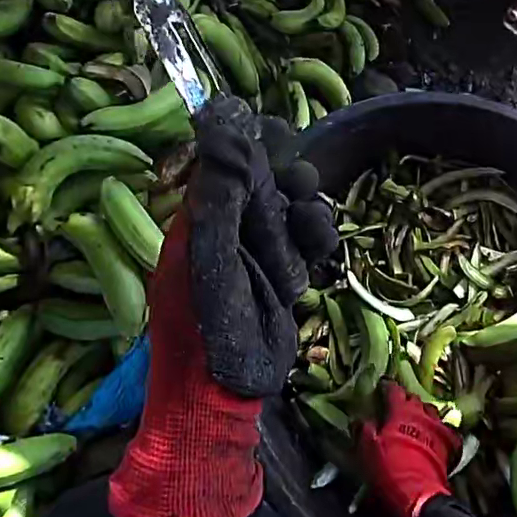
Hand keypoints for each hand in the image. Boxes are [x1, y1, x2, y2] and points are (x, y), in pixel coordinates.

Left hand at [187, 96, 338, 397]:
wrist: (226, 392)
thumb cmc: (204, 323)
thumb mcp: (208, 253)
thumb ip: (220, 192)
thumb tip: (223, 124)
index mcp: (198, 216)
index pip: (226, 161)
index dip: (251, 142)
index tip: (279, 130)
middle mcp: (227, 227)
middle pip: (265, 181)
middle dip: (284, 179)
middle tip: (299, 181)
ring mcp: (256, 250)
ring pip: (291, 209)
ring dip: (302, 215)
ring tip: (307, 224)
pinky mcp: (282, 271)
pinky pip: (305, 240)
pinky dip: (315, 237)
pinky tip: (319, 242)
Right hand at [357, 383, 460, 516]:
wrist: (418, 496)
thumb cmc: (389, 469)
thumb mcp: (367, 449)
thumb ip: (363, 430)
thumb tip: (359, 419)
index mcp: (400, 410)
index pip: (393, 389)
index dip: (387, 386)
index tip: (381, 385)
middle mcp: (421, 414)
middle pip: (414, 398)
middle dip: (405, 399)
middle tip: (397, 405)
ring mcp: (438, 428)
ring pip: (431, 411)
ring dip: (423, 412)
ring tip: (416, 417)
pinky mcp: (449, 445)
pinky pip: (447, 430)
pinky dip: (442, 430)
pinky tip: (437, 434)